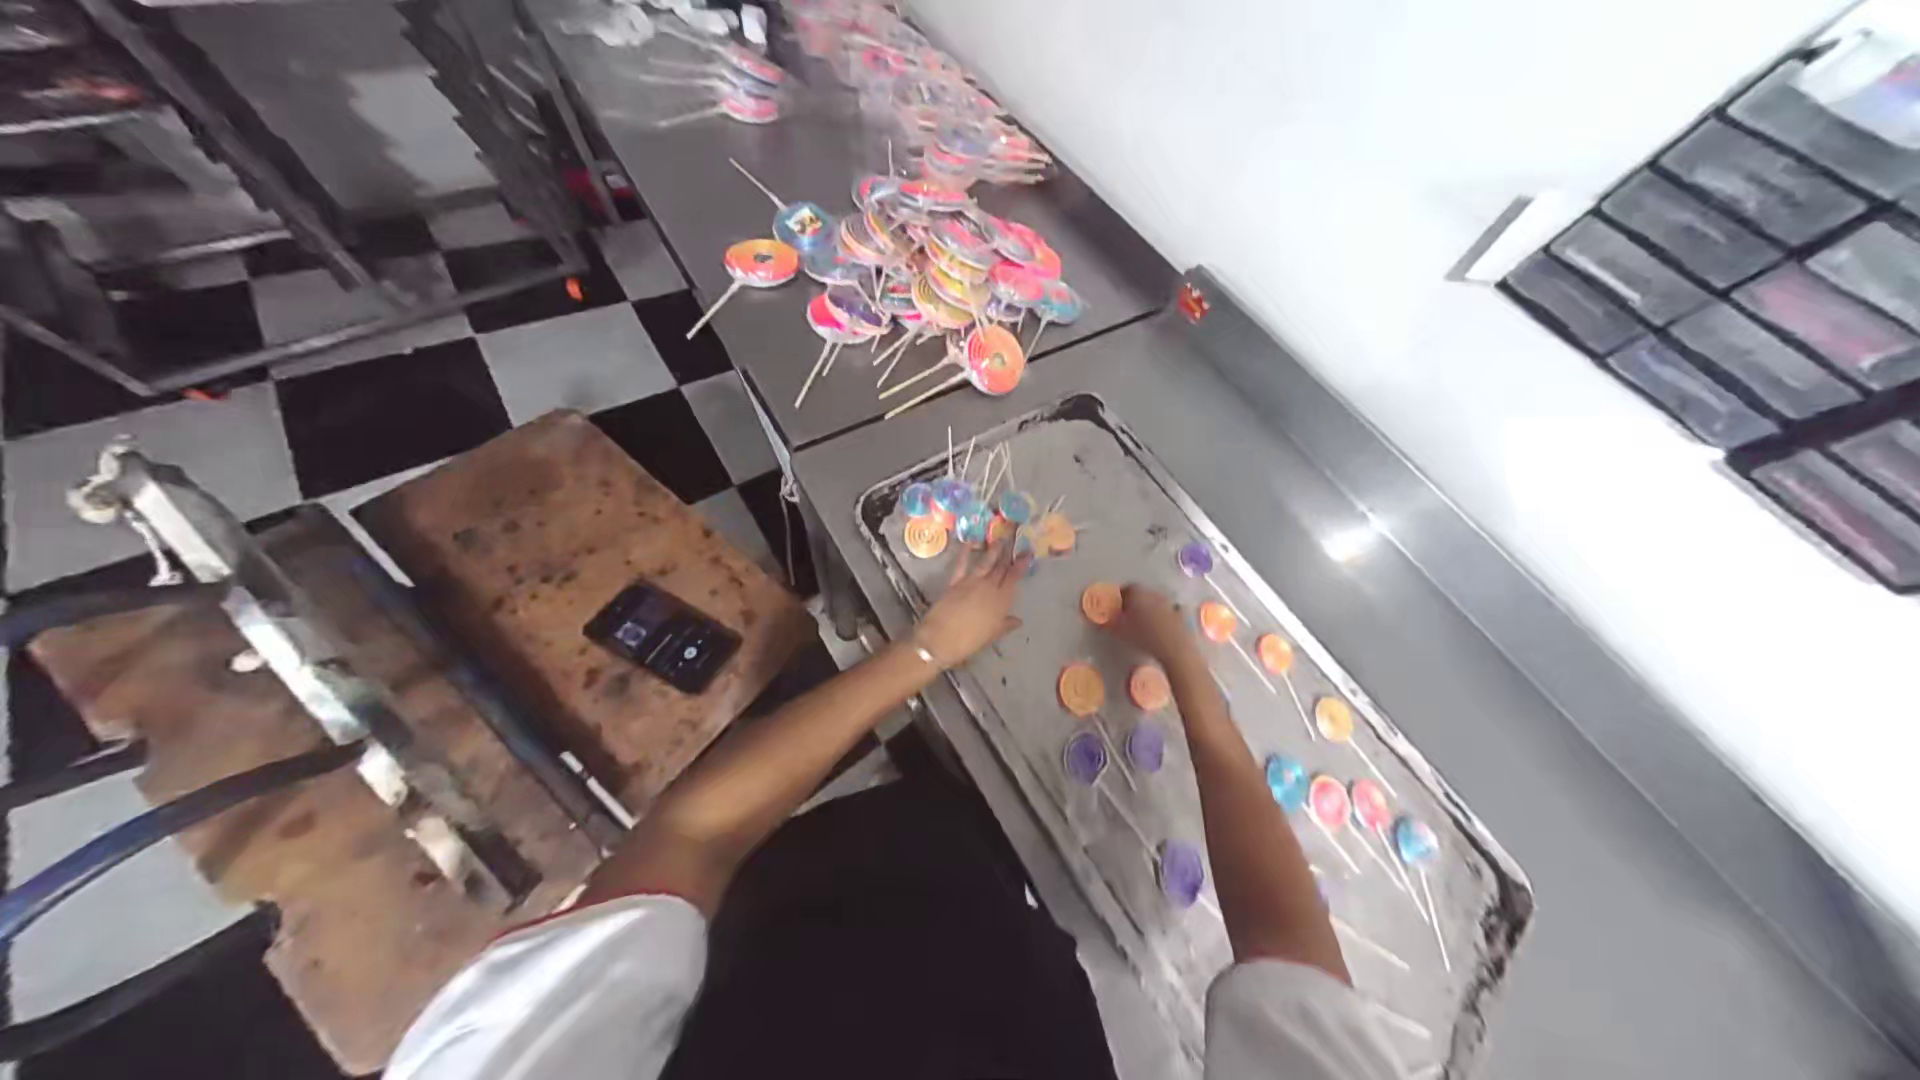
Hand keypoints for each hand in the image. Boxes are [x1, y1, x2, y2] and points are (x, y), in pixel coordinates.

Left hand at [914, 540, 1029, 666]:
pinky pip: (962, 564)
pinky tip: (969, 542)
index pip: (1014, 578)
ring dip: (993, 550)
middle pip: (1001, 568)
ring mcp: (971, 582)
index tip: (1027, 553)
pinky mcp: (955, 582)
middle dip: (1009, 554)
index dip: (1021, 564)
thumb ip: (1005, 624)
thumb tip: (1018, 620)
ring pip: (986, 562)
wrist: (940, 640)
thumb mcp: (992, 634)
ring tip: (1000, 538)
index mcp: (1001, 601)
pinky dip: (965, 552)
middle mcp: (989, 588)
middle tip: (1015, 539)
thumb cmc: (969, 641)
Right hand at [1103, 585, 1201, 671]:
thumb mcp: (1118, 629)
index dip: (1118, 599)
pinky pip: (1165, 613)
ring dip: (1147, 610)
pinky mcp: (1179, 614)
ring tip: (1140, 625)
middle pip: (1140, 594)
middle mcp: (1153, 592)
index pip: (1124, 589)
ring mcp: (1168, 602)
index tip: (1114, 609)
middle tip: (1125, 617)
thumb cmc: (1142, 634)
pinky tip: (1156, 630)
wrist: (1173, 645)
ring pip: (1153, 603)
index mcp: (1136, 592)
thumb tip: (1097, 618)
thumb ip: (1106, 621)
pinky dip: (1159, 618)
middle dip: (1132, 603)